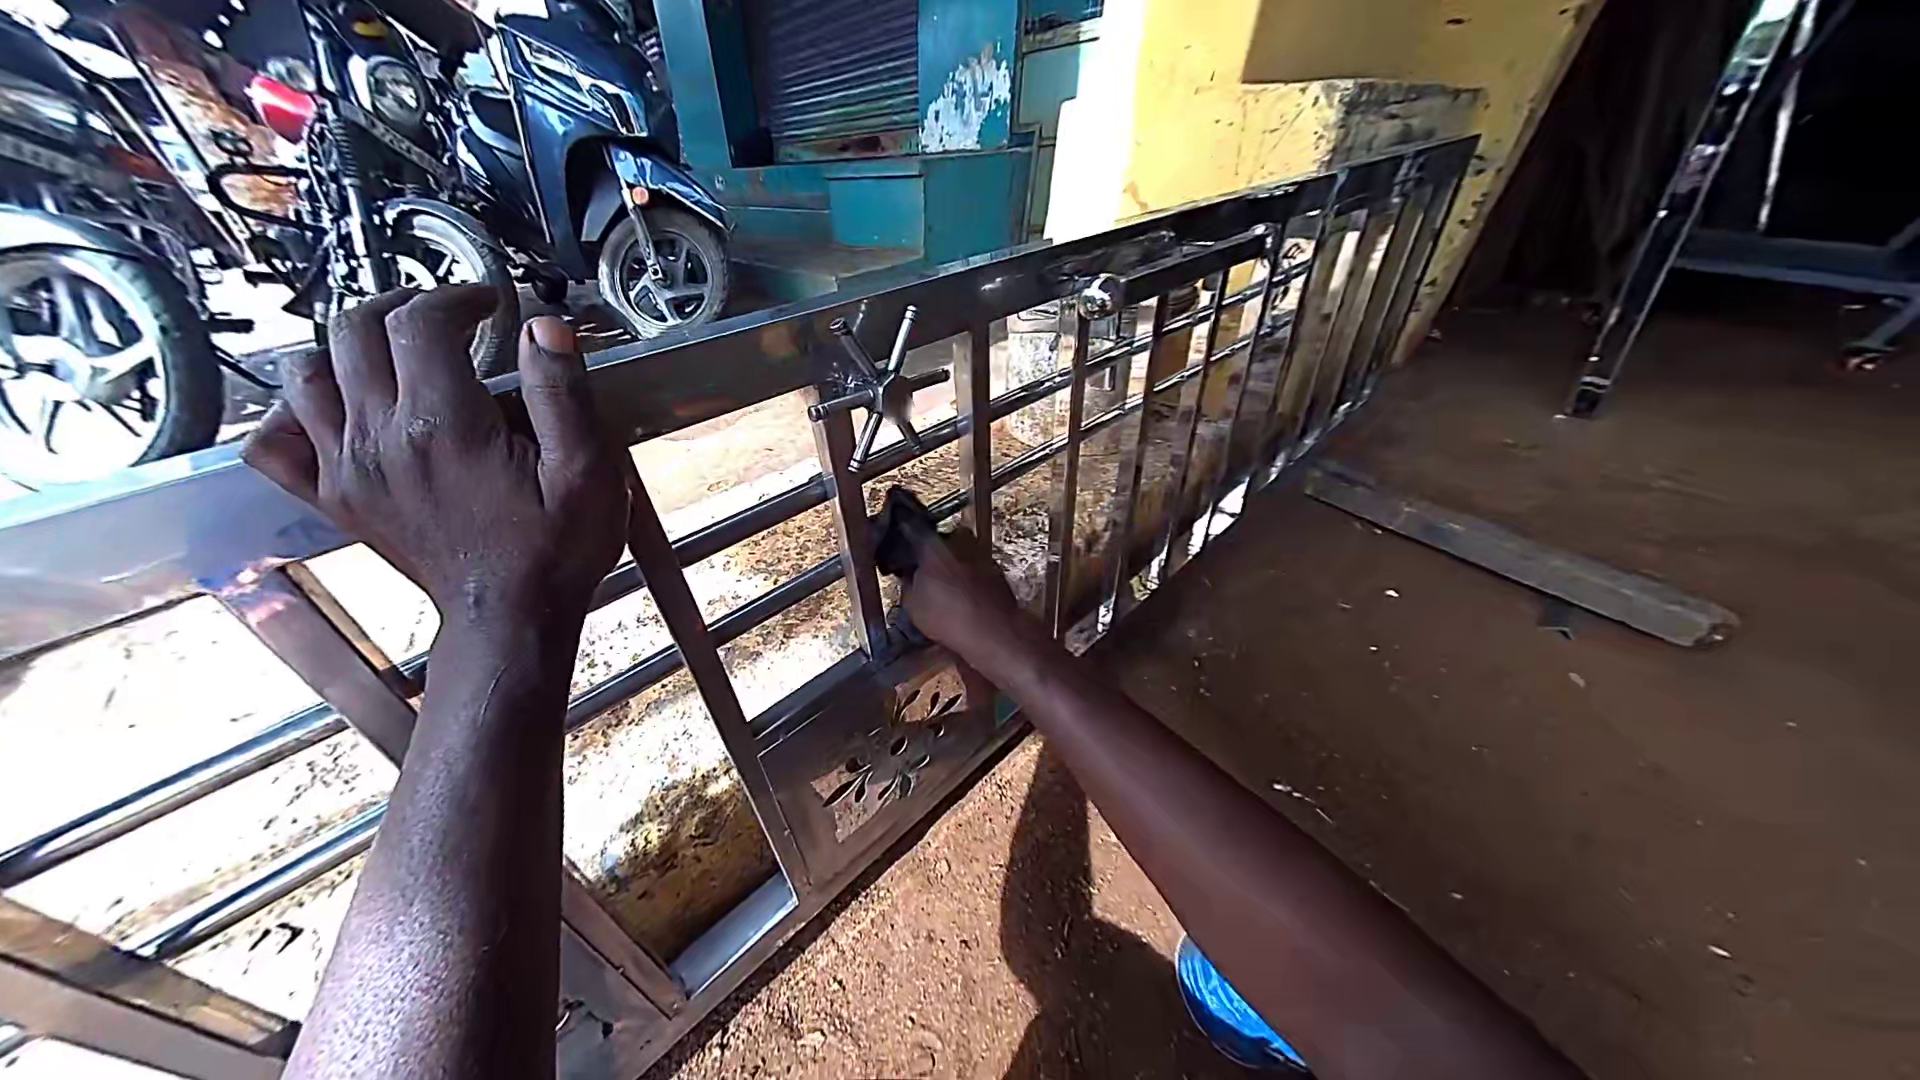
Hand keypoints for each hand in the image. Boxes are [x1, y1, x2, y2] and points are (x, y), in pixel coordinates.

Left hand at [243, 286, 628, 629]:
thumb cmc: (557, 548)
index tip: (490, 302)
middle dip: (402, 306)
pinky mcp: (338, 498)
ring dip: (348, 343)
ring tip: (397, 346)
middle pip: (355, 332)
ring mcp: (349, 469)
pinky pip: (275, 442)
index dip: (458, 297)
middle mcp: (381, 438)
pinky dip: (291, 410)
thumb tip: (545, 328)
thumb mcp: (588, 472)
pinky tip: (331, 406)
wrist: (513, 616)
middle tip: (448, 314)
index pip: (422, 323)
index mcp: (444, 425)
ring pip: (307, 372)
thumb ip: (564, 396)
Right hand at [900, 525, 1027, 661]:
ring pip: (961, 552)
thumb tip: (909, 577)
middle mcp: (959, 540)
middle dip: (933, 554)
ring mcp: (981, 552)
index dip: (905, 543)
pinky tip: (966, 598)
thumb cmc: (949, 617)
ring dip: (954, 565)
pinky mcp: (997, 568)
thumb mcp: (913, 606)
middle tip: (926, 576)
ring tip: (948, 591)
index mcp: (932, 544)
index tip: (902, 555)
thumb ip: (907, 584)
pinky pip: (977, 567)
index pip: (912, 530)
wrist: (994, 633)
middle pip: (940, 540)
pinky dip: (971, 577)